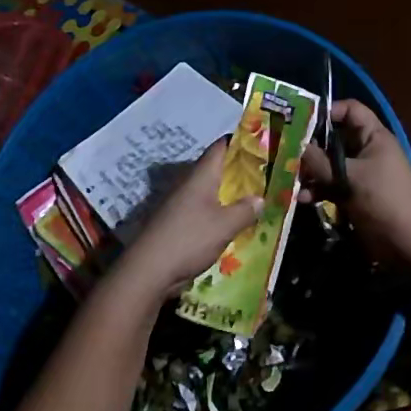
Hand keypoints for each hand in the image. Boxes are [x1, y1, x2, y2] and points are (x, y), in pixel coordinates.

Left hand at [114, 138, 262, 298]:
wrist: (149, 269)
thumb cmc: (190, 239)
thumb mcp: (225, 226)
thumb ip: (245, 210)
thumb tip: (260, 199)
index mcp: (201, 176)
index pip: (220, 147)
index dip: (239, 142)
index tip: (258, 145)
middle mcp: (188, 184)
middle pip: (214, 168)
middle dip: (236, 170)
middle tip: (261, 176)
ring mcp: (178, 203)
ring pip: (207, 190)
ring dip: (226, 193)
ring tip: (249, 200)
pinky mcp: (174, 221)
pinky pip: (200, 209)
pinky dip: (216, 211)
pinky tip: (228, 223)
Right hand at [302, 100, 410, 262]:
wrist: (407, 244)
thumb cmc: (384, 200)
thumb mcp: (350, 177)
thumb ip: (320, 161)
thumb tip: (296, 146)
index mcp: (374, 137)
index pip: (351, 110)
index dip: (328, 111)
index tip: (302, 121)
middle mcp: (365, 151)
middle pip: (334, 138)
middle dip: (310, 145)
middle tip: (285, 150)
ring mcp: (359, 174)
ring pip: (328, 164)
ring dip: (310, 171)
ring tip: (290, 178)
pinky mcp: (353, 195)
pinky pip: (330, 185)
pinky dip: (317, 189)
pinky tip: (302, 199)